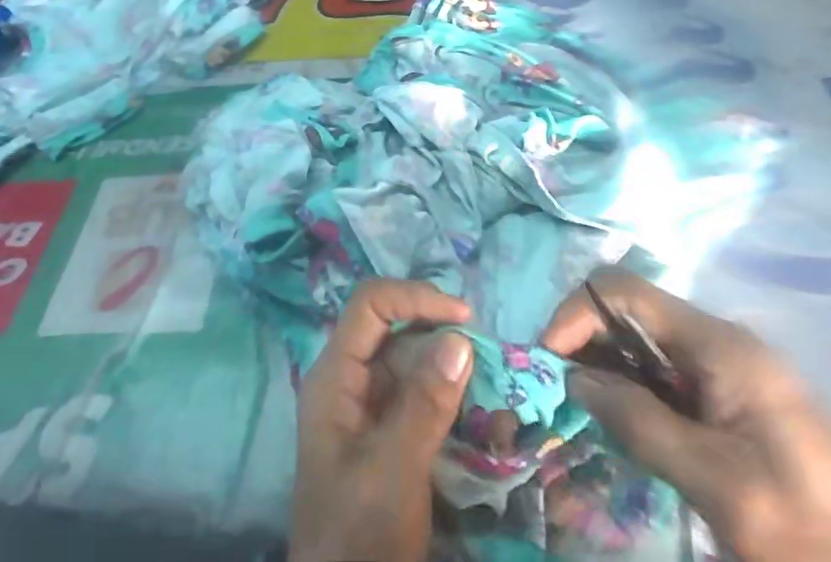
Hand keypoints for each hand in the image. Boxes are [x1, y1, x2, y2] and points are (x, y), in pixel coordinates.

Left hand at [290, 279, 474, 561]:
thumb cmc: (358, 533)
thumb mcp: (393, 468)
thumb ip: (425, 403)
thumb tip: (460, 339)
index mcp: (334, 376)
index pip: (370, 306)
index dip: (415, 298)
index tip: (466, 317)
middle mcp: (349, 383)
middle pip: (396, 334)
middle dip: (442, 339)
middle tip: (494, 363)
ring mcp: (367, 411)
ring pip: (413, 368)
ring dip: (453, 374)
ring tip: (496, 393)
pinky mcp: (387, 438)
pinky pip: (420, 402)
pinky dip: (450, 403)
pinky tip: (484, 420)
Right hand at [543, 268, 830, 561]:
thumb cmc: (809, 525)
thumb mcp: (717, 482)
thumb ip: (639, 422)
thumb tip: (573, 378)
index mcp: (719, 345)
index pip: (620, 290)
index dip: (575, 313)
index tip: (550, 363)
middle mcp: (718, 343)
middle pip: (626, 312)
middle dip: (583, 343)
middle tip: (557, 393)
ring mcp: (725, 370)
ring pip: (640, 345)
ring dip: (602, 370)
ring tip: (580, 412)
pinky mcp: (729, 398)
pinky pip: (661, 376)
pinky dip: (628, 391)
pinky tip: (619, 426)